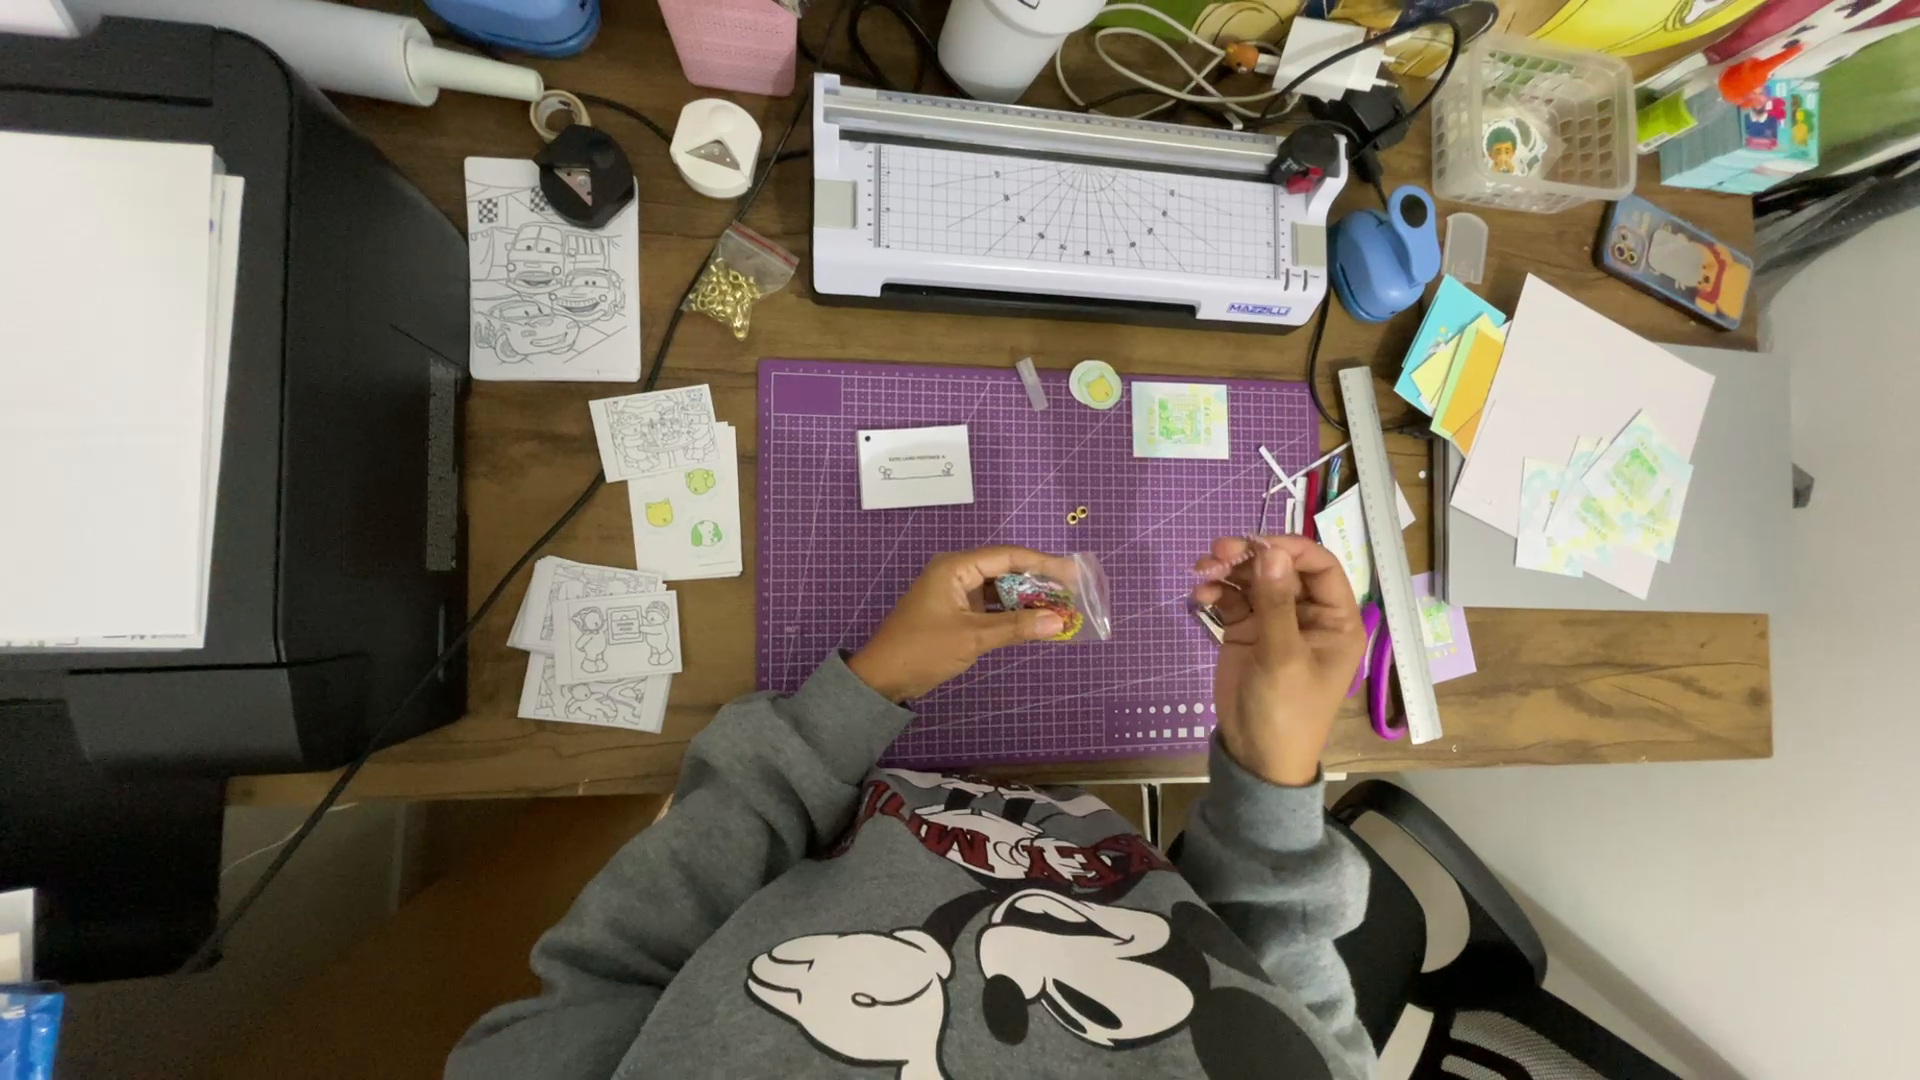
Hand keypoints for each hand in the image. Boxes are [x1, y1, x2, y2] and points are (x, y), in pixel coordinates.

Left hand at [849, 546, 1069, 701]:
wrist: (881, 679)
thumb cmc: (923, 650)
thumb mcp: (973, 637)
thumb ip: (1017, 627)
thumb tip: (1059, 622)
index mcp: (956, 567)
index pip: (1008, 556)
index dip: (1043, 563)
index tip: (1073, 573)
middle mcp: (956, 572)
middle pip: (1005, 570)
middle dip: (1037, 583)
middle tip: (1070, 594)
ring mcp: (955, 592)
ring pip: (999, 589)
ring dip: (1025, 600)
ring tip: (1058, 609)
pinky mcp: (955, 612)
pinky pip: (990, 605)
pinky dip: (1010, 613)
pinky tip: (1033, 623)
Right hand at [1191, 535, 1366, 786]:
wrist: (1255, 754)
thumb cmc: (1285, 710)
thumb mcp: (1283, 657)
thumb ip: (1275, 603)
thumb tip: (1270, 551)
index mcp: (1335, 620)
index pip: (1320, 567)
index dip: (1288, 548)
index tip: (1253, 543)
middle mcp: (1307, 614)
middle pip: (1280, 567)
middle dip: (1248, 555)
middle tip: (1216, 551)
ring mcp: (1274, 621)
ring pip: (1252, 578)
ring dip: (1227, 570)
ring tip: (1200, 570)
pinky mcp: (1247, 630)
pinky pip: (1232, 599)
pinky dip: (1216, 592)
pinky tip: (1199, 596)